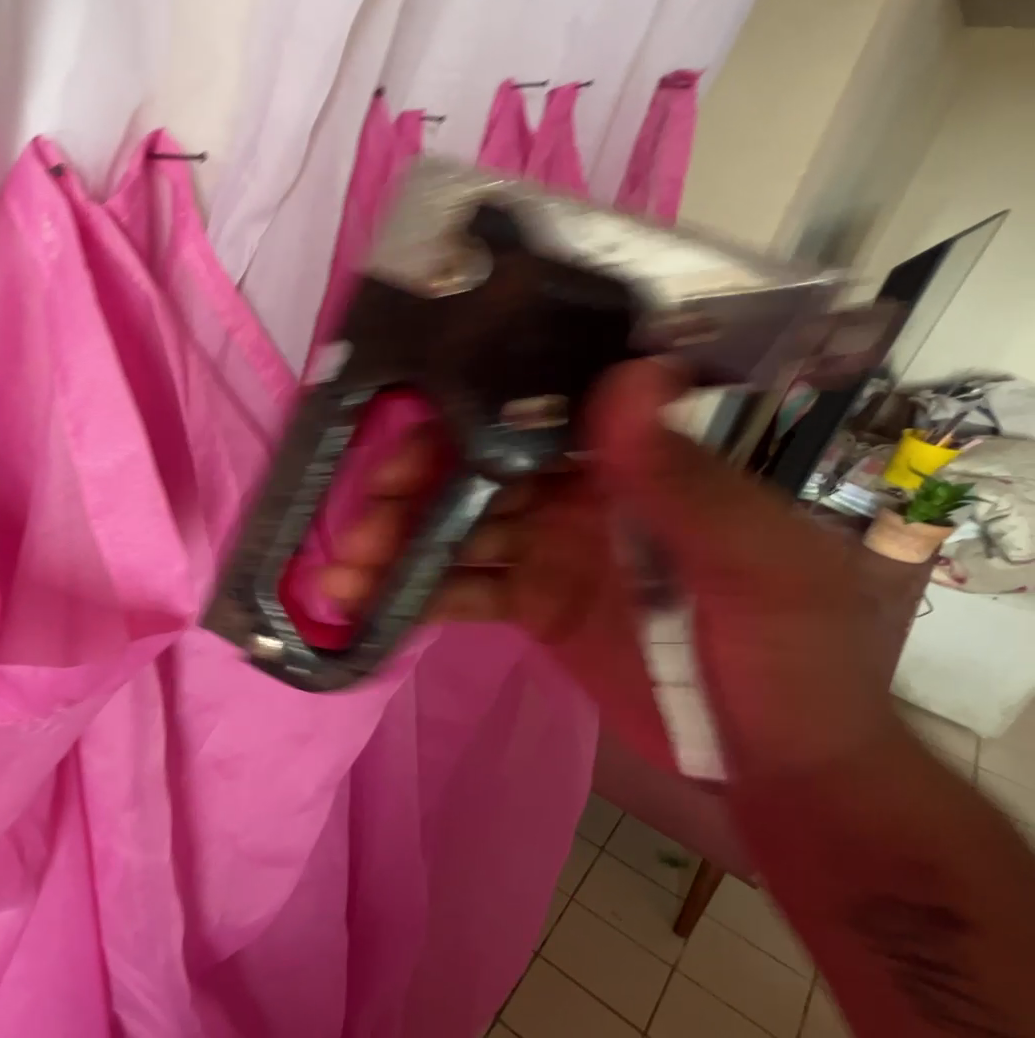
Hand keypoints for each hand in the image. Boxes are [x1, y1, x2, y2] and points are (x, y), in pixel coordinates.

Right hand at [324, 360, 899, 777]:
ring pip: (454, 536)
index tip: (405, 450)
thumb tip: (632, 374)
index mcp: (631, 468)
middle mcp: (577, 499)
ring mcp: (545, 553)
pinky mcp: (526, 606)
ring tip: (343, 580)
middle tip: (361, 529)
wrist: (780, 763)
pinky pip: (461, 591)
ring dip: (395, 553)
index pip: (530, 425)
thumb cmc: (794, 653)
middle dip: (409, 498)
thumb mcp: (755, 564)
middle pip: (474, 479)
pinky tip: (367, 610)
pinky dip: (414, 598)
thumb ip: (685, 479)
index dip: (461, 430)